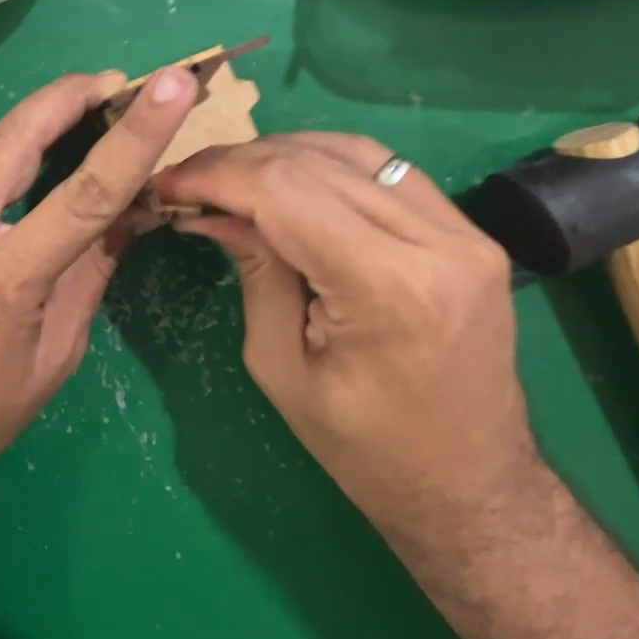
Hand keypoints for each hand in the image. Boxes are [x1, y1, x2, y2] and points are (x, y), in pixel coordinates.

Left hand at [0, 67, 199, 524]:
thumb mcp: (52, 355)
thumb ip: (90, 274)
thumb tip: (130, 213)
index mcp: (4, 281)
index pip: (86, 191)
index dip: (136, 132)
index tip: (171, 82)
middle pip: (15, 138)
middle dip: (67, 97)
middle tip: (111, 83)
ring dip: (30, 128)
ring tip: (75, 118)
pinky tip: (17, 171)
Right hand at [151, 133, 537, 540]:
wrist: (472, 487)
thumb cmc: (366, 449)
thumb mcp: (281, 366)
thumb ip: (254, 272)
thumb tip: (212, 209)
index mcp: (387, 286)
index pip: (283, 190)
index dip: (214, 175)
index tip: (166, 183)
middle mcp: (437, 242)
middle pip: (313, 161)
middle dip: (236, 163)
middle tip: (187, 182)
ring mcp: (464, 232)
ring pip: (351, 151)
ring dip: (279, 155)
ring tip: (229, 179)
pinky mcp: (469, 233)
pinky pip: (385, 170)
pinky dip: (325, 164)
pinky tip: (288, 181)